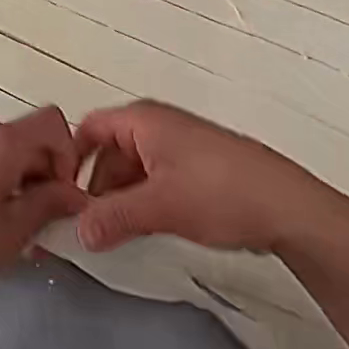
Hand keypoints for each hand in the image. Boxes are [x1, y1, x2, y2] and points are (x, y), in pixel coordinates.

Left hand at [0, 106, 88, 289]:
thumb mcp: (17, 228)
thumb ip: (52, 204)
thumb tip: (78, 195)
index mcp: (6, 139)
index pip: (54, 122)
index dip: (70, 155)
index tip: (65, 194)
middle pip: (37, 138)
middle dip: (51, 175)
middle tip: (49, 220)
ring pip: (20, 151)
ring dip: (32, 182)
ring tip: (26, 228)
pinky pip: (0, 158)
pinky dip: (12, 181)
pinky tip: (3, 220)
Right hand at [74, 100, 337, 253]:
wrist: (286, 207)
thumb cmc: (225, 189)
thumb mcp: (160, 206)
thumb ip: (114, 217)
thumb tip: (82, 229)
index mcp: (141, 119)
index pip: (88, 128)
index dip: (70, 156)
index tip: (61, 189)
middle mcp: (155, 124)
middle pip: (108, 150)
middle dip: (96, 184)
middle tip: (87, 219)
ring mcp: (176, 144)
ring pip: (131, 167)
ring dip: (120, 195)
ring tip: (114, 228)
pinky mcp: (193, 165)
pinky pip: (152, 177)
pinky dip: (141, 198)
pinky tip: (145, 225)